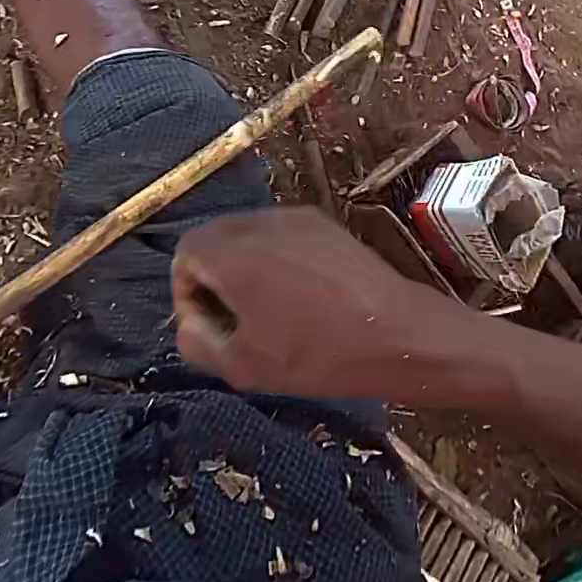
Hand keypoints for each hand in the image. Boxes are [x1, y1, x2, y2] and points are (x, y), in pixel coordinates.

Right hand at [172, 207, 462, 398]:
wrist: (394, 329)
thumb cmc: (316, 353)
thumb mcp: (243, 365)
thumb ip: (197, 340)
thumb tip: (189, 320)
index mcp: (237, 253)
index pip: (186, 251)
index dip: (187, 289)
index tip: (210, 322)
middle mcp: (265, 223)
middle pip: (216, 236)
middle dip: (212, 273)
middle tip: (234, 315)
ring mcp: (299, 216)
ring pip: (250, 232)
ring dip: (244, 262)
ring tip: (269, 305)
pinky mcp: (325, 222)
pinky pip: (282, 232)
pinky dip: (275, 254)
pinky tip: (299, 290)